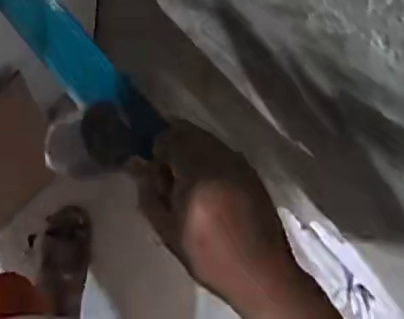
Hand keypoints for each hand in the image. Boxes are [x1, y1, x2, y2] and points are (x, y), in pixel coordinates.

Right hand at [132, 121, 332, 317]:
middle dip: (174, 146)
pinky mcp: (249, 166)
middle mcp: (219, 159)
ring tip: (190, 181)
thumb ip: (150, 197)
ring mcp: (237, 160)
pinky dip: (209, 156)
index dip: (158, 150)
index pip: (170, 138)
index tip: (156, 172)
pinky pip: (220, 149)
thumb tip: (141, 168)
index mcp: (198, 176)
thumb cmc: (213, 259)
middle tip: (170, 175)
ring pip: (205, 137)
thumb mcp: (171, 235)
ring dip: (191, 149)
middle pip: (188, 131)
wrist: (262, 272)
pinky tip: (210, 185)